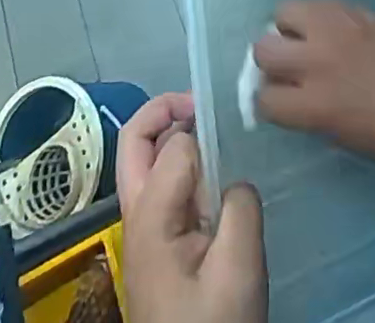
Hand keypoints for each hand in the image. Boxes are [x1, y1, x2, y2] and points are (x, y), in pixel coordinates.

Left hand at [117, 96, 266, 322]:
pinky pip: (161, 185)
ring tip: (212, 131)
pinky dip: (180, 164)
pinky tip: (213, 174)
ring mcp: (142, 227)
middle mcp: (137, 211)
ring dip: (170, 135)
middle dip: (164, 110)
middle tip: (203, 104)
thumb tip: (235, 177)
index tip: (232, 120)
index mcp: (149, 213)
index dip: (202, 129)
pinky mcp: (155, 242)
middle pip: (134, 141)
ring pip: (143, 160)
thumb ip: (240, 209)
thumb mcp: (236, 271)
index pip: (173, 145)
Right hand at [254, 0, 374, 168]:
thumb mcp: (343, 137)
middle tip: (290, 69)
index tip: (280, 103)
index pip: (264, 99)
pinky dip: (316, 16)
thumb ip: (309, 113)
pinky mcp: (354, 10)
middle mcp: (317, 62)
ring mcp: (335, 30)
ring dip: (288, 29)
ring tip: (306, 40)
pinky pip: (317, 3)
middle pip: (263, 49)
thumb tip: (289, 96)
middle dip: (271, 62)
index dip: (269, 103)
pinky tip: (332, 31)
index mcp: (315, 105)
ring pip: (282, 12)